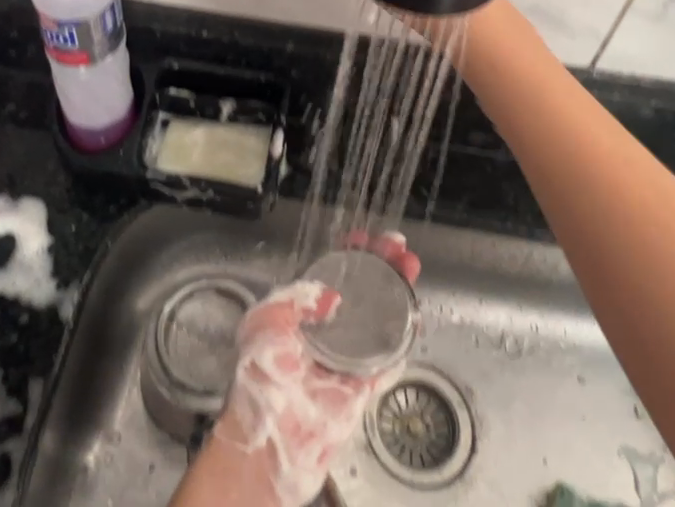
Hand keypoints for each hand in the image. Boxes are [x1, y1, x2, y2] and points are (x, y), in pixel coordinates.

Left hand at [213, 233, 421, 505]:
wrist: (270, 436)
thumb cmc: (259, 377)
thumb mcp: (265, 322)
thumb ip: (296, 299)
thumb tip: (332, 295)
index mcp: (300, 312)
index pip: (329, 273)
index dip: (348, 253)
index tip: (365, 237)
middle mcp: (325, 330)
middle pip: (361, 289)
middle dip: (381, 265)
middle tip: (399, 249)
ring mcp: (345, 356)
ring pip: (379, 316)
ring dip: (397, 292)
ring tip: (411, 271)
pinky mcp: (361, 384)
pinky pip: (388, 357)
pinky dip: (403, 339)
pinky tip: (414, 318)